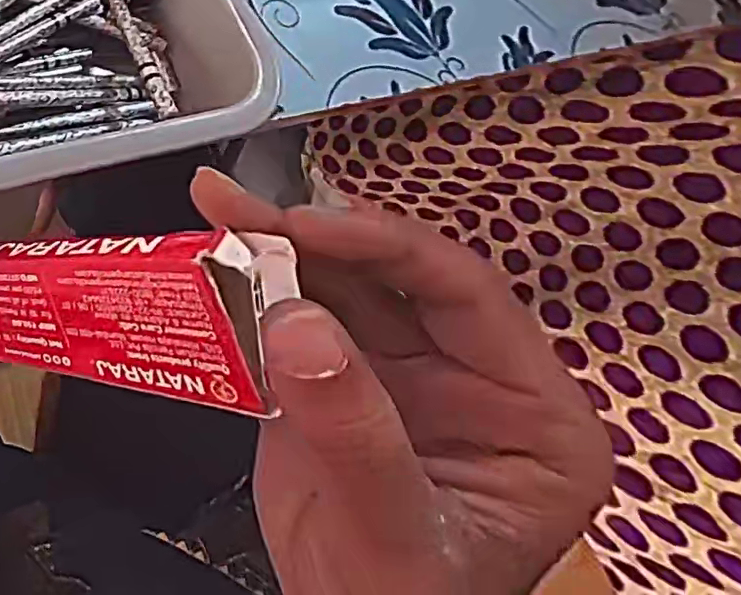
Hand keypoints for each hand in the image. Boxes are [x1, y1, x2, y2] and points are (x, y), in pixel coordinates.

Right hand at [191, 168, 611, 594]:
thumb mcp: (393, 533)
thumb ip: (355, 431)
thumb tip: (301, 326)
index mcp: (523, 406)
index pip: (458, 287)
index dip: (379, 243)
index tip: (304, 226)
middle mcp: (457, 369)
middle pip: (380, 270)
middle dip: (306, 232)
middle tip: (245, 207)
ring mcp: (388, 363)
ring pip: (329, 277)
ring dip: (270, 243)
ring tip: (220, 210)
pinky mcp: (328, 365)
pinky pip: (289, 304)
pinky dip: (248, 281)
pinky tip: (217, 254)